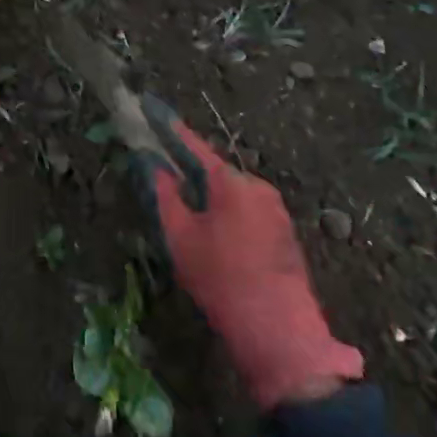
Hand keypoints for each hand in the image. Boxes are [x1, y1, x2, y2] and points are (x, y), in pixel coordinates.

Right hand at [151, 124, 363, 409]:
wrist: (278, 328)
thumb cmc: (221, 280)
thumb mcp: (181, 239)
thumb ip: (164, 197)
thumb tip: (153, 166)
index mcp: (230, 181)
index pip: (193, 146)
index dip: (169, 128)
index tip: (151, 108)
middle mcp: (257, 185)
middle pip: (214, 172)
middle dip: (191, 178)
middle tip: (169, 193)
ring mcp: (276, 208)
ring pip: (233, 195)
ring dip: (212, 203)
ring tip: (197, 236)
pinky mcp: (285, 231)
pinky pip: (250, 213)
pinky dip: (231, 219)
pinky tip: (223, 250)